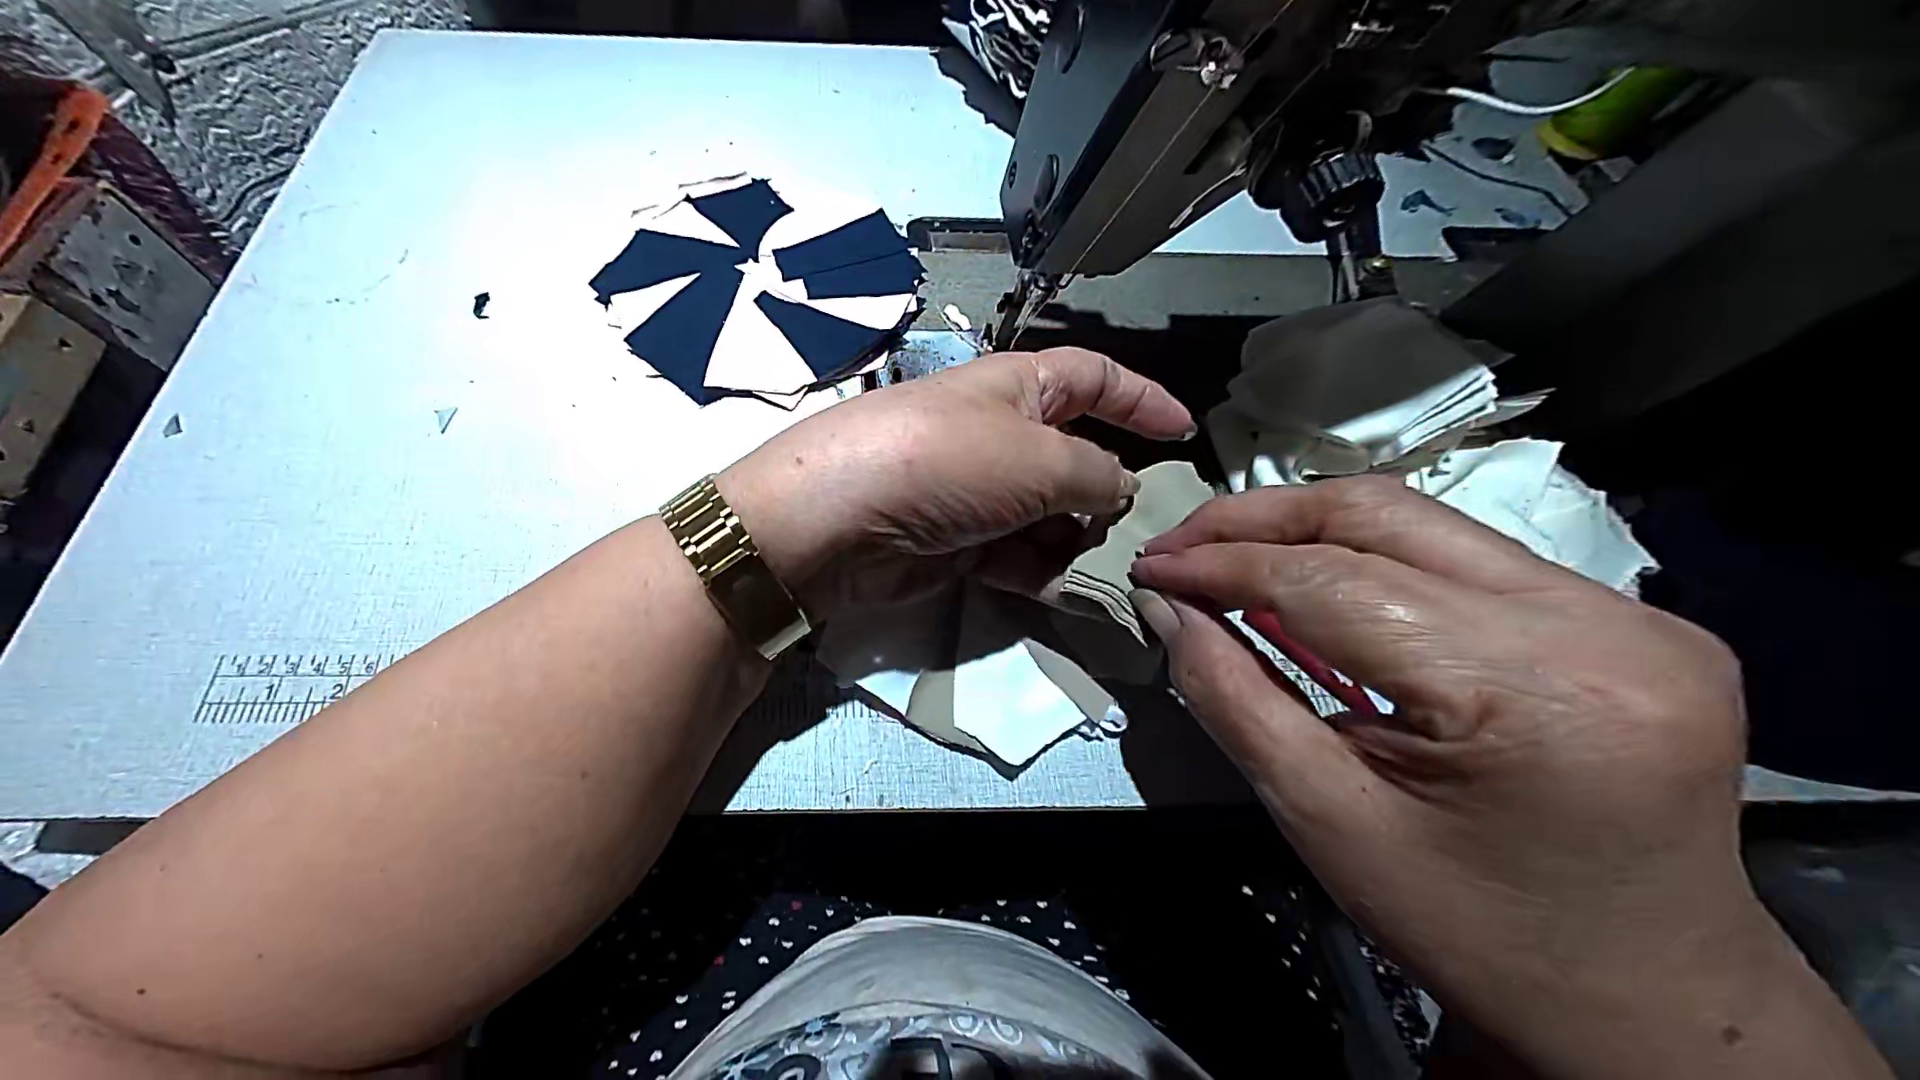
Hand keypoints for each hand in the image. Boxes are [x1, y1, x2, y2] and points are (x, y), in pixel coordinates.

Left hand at [718, 348, 1193, 618]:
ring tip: (1098, 565)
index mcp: (1020, 387)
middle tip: (1140, 530)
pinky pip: (1020, 555)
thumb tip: (1122, 490)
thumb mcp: (1039, 456)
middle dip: (1111, 492)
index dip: (1143, 401)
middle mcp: (1002, 435)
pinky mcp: (962, 543)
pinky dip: (1042, 571)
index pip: (1096, 379)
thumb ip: (1097, 473)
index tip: (1185, 432)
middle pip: (1078, 459)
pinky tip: (1061, 588)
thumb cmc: (946, 462)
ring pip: (1054, 516)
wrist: (839, 523)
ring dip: (1078, 541)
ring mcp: (981, 492)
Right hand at [1129, 477, 1889, 1078]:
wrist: (1646, 1003)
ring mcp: (1625, 612)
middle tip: (1178, 546)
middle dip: (1256, 520)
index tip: (1151, 568)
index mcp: (1533, 691)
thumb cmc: (1472, 931)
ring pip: (1417, 521)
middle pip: (1381, 514)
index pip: (1333, 581)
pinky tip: (1304, 584)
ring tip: (1222, 556)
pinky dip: (1360, 558)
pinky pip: (1454, 556)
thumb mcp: (1322, 816)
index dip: (1223, 564)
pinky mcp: (1619, 617)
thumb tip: (1167, 607)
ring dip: (1302, 530)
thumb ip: (1230, 695)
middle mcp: (1600, 623)